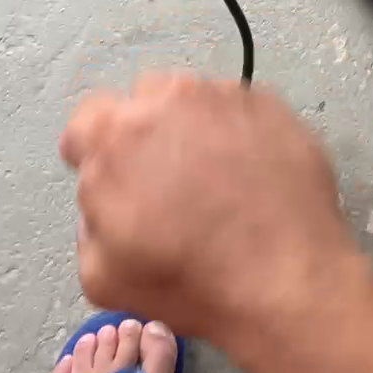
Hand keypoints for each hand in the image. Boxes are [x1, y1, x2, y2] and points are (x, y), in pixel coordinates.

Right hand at [59, 73, 364, 343]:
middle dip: (147, 134)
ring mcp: (223, 94)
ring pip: (193, 101)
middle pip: (143, 102)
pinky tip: (251, 174)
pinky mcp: (268, 102)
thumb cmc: (192, 278)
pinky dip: (238, 132)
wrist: (286, 276)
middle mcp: (168, 97)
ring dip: (194, 129)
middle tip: (168, 182)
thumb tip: (104, 199)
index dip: (94, 150)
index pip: (86, 120)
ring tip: (217, 179)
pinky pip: (238, 109)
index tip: (115, 174)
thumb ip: (88, 220)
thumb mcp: (102, 274)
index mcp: (115, 134)